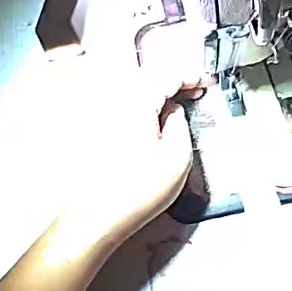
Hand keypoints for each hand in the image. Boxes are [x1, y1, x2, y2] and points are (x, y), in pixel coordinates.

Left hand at [47, 25, 201, 253]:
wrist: (92, 216)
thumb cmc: (130, 193)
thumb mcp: (177, 158)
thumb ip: (181, 123)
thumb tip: (175, 112)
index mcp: (134, 99)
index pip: (167, 74)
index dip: (191, 76)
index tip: (203, 83)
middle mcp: (111, 97)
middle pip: (146, 75)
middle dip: (170, 80)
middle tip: (191, 91)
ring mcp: (96, 110)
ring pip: (129, 86)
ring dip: (153, 90)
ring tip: (172, 106)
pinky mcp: (88, 126)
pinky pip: (117, 102)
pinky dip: (136, 104)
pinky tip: (148, 120)